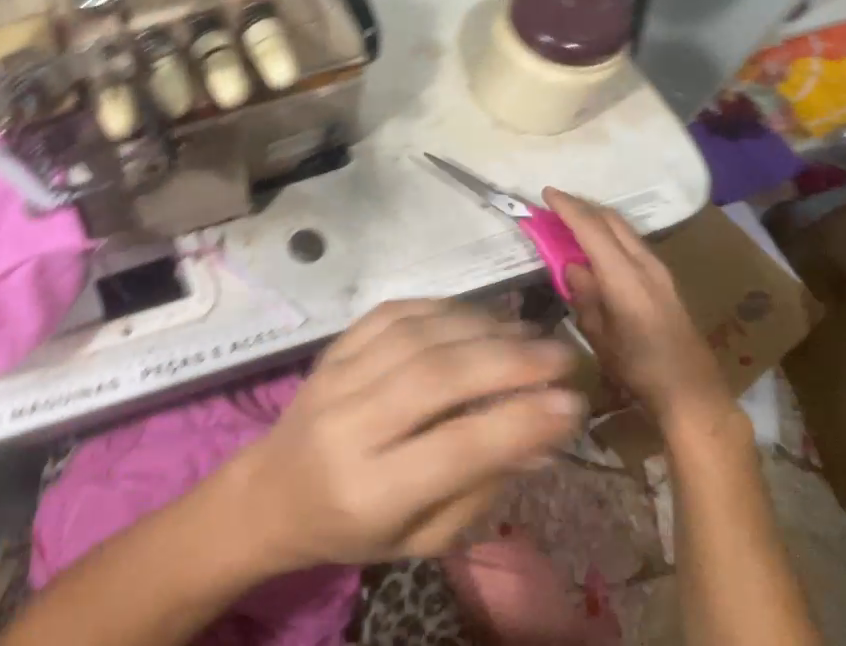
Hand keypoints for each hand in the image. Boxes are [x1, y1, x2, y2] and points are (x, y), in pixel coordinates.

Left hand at [222, 301, 583, 573]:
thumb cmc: (354, 529)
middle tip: (562, 355)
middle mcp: (348, 426)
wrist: (272, 492)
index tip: (573, 403)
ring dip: (479, 327)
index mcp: (372, 491)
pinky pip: (387, 315)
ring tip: (529, 332)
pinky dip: (438, 308)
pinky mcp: (329, 351)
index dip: (518, 422)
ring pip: (413, 337)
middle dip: (508, 361)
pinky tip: (476, 316)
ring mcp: (333, 379)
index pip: (455, 448)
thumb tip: (546, 435)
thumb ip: (481, 488)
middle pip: (434, 378)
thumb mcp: (423, 537)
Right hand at [544, 189, 735, 433]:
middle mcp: (646, 266)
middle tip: (555, 204)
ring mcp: (660, 273)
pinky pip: (632, 245)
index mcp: (625, 278)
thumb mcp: (599, 336)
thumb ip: (584, 296)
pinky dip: (610, 236)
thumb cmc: (639, 370)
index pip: (592, 230)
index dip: (568, 208)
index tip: (545, 193)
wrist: (692, 394)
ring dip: (598, 220)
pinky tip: (596, 247)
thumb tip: (571, 265)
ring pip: (625, 231)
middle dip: (583, 206)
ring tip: (571, 221)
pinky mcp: (665, 283)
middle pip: (613, 221)